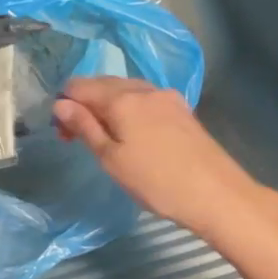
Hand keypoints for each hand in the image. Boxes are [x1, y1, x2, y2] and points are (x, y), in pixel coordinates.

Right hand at [52, 77, 277, 240]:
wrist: (217, 194)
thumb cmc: (156, 182)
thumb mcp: (111, 159)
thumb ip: (85, 127)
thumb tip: (60, 103)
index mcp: (122, 98)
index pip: (79, 86)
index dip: (65, 105)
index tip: (64, 134)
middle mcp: (144, 88)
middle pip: (103, 84)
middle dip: (85, 104)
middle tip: (79, 139)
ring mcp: (167, 97)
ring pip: (125, 90)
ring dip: (108, 106)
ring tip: (105, 138)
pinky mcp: (182, 109)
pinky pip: (145, 99)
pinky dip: (129, 109)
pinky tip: (132, 133)